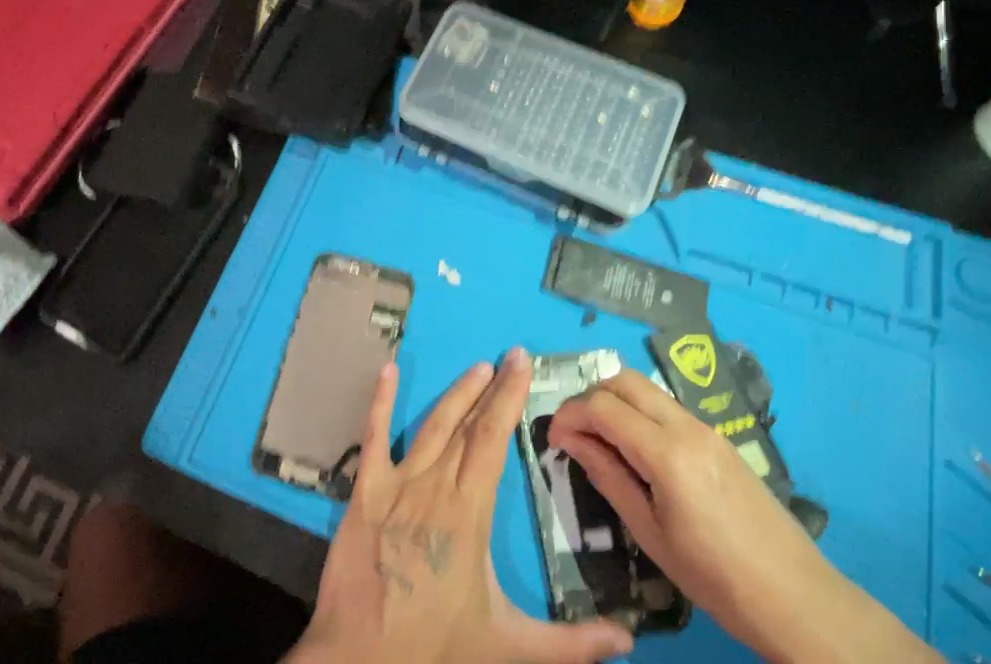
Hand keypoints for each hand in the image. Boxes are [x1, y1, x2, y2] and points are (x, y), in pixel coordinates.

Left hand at [290, 349, 634, 663]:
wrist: (362, 657)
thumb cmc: (436, 646)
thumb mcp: (512, 645)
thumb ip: (572, 642)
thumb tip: (629, 639)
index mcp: (470, 510)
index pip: (495, 439)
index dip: (510, 398)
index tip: (522, 364)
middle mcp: (434, 485)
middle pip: (467, 426)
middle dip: (490, 389)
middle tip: (509, 356)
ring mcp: (395, 485)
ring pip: (429, 427)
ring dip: (453, 395)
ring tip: (475, 368)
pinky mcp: (364, 492)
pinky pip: (372, 439)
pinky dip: (379, 403)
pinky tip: (386, 371)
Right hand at [549, 370, 940, 663]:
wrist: (794, 597)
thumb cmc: (714, 576)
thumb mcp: (649, 532)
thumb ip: (608, 476)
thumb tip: (571, 441)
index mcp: (667, 452)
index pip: (602, 406)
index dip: (568, 415)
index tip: (553, 441)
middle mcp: (688, 427)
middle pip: (624, 380)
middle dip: (588, 398)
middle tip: (573, 434)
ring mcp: (708, 430)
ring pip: (647, 390)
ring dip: (615, 403)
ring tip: (599, 443)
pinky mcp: (720, 441)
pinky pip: (668, 410)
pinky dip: (639, 415)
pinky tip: (634, 453)